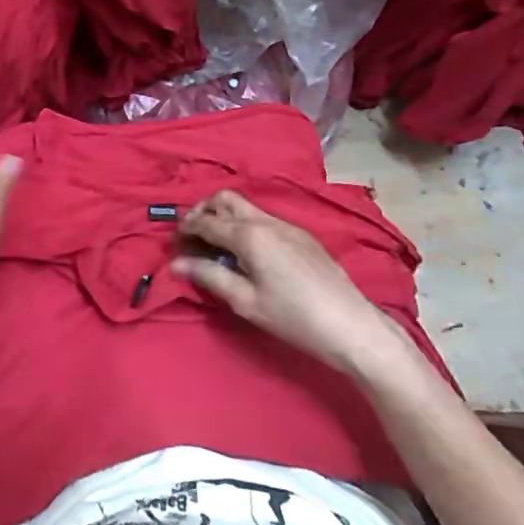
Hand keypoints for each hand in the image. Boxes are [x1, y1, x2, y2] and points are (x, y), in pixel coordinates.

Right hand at [172, 190, 415, 376]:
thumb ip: (210, 276)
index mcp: (249, 234)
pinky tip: (246, 252)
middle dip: (203, 211)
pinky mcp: (302, 235)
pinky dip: (245, 225)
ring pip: (246, 207)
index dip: (185, 230)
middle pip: (226, 199)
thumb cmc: (293, 317)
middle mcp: (267, 220)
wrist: (350, 324)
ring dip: (225, 217)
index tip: (173, 244)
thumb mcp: (245, 302)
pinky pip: (264, 218)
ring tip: (216, 246)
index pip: (206, 222)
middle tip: (193, 236)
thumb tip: (177, 263)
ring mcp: (288, 225)